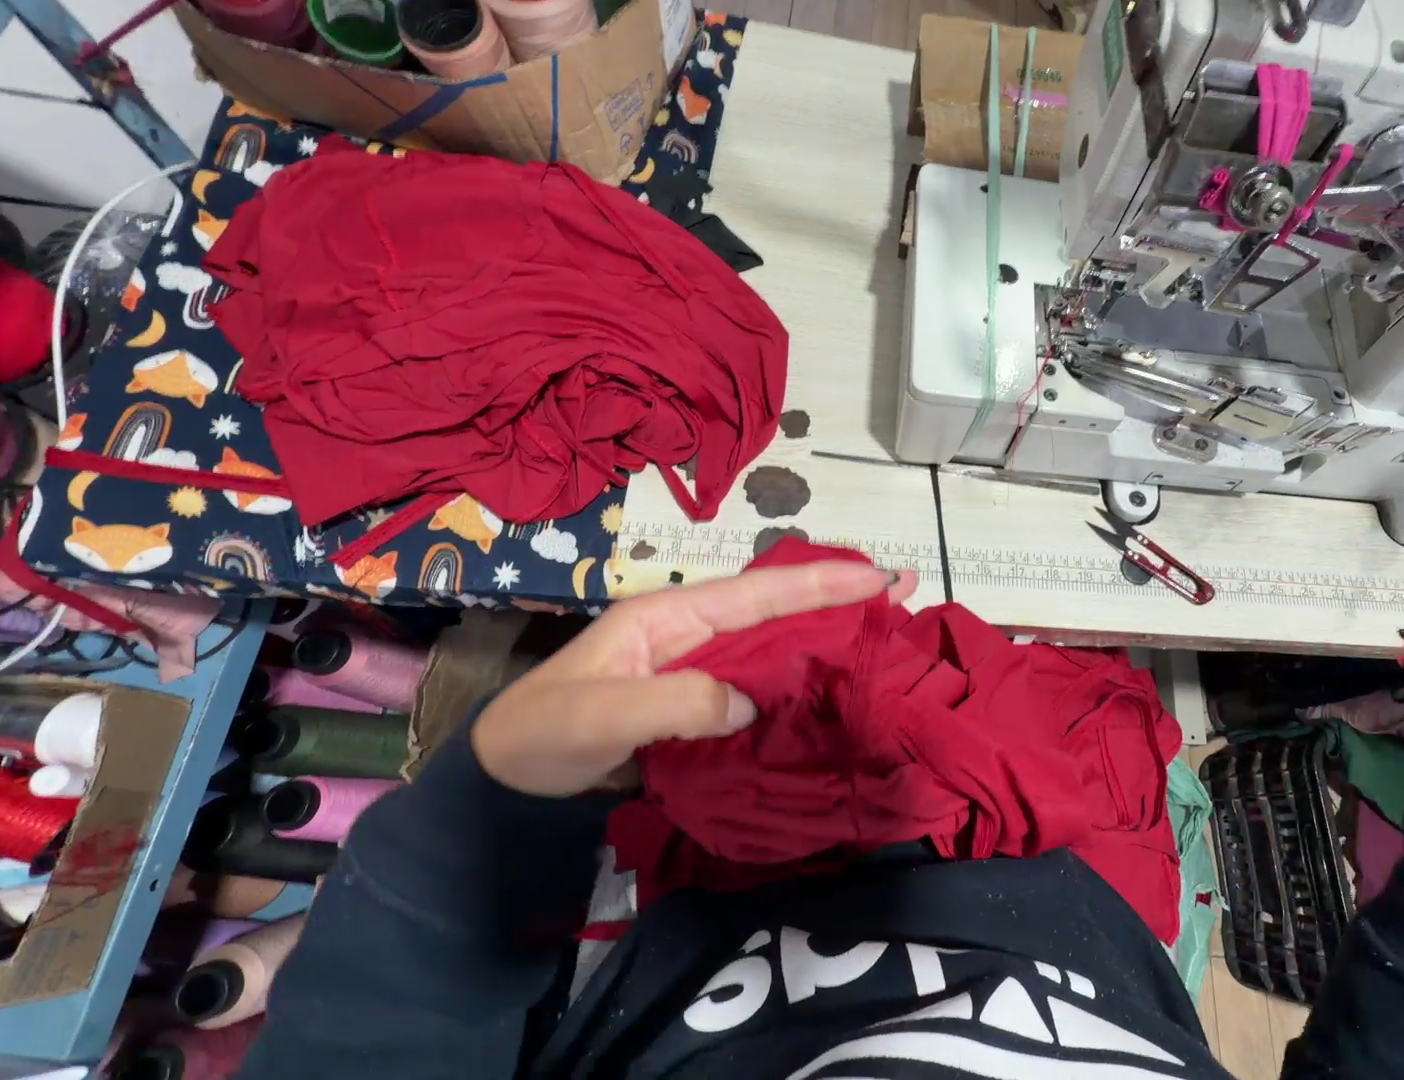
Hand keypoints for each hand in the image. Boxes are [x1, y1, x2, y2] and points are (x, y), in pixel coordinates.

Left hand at [472, 561, 916, 795]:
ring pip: (775, 637)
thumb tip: (753, 702)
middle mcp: (692, 630)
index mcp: (670, 616)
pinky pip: (763, 676)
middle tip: (902, 587)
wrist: (502, 778)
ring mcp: (697, 663)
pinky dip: (803, 668)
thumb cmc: (542, 737)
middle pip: (777, 604)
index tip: (878, 575)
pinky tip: (832, 675)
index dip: (819, 582)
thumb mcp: (599, 717)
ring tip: (883, 619)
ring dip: (828, 627)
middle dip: (838, 592)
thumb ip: (675, 704)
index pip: (758, 593)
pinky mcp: (699, 697)